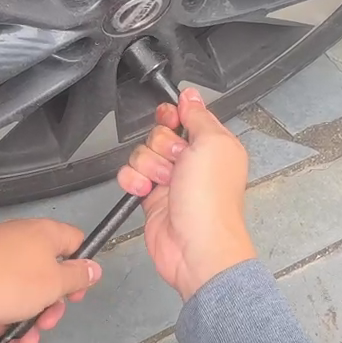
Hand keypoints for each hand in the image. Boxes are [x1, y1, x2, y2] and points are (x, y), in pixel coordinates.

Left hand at [0, 220, 99, 342]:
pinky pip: (3, 297)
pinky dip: (7, 318)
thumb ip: (77, 277)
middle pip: (51, 273)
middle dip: (51, 306)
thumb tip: (95, 267)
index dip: (82, 269)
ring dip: (29, 321)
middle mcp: (24, 240)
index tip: (76, 295)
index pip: (76, 242)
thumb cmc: (8, 281)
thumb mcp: (53, 284)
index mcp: (45, 234)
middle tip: (46, 325)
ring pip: (26, 291)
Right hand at [116, 88, 257, 300]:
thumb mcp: (213, 144)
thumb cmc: (211, 202)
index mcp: (212, 145)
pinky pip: (128, 175)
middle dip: (160, 145)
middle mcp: (192, 161)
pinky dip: (132, 181)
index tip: (171, 123)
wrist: (195, 248)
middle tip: (176, 162)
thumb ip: (199, 115)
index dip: (173, 117)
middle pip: (158, 133)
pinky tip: (144, 191)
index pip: (185, 116)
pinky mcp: (150, 197)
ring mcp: (170, 180)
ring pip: (141, 153)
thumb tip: (190, 95)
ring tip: (163, 183)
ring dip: (147, 166)